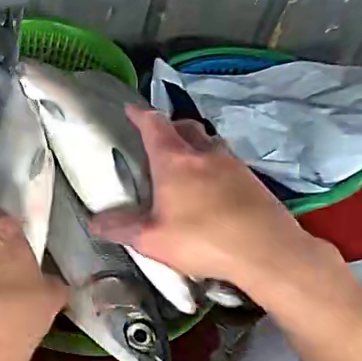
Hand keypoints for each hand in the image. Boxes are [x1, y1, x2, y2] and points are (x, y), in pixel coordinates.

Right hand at [89, 105, 332, 299]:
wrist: (266, 250)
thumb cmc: (203, 240)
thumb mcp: (152, 240)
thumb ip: (122, 228)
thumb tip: (95, 221)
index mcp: (174, 160)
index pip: (154, 125)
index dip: (140, 115)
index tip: (131, 110)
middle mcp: (204, 153)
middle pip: (185, 126)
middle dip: (169, 127)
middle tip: (158, 139)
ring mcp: (233, 164)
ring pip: (209, 142)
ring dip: (195, 145)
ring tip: (185, 163)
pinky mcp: (253, 180)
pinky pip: (227, 162)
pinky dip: (214, 166)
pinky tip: (213, 188)